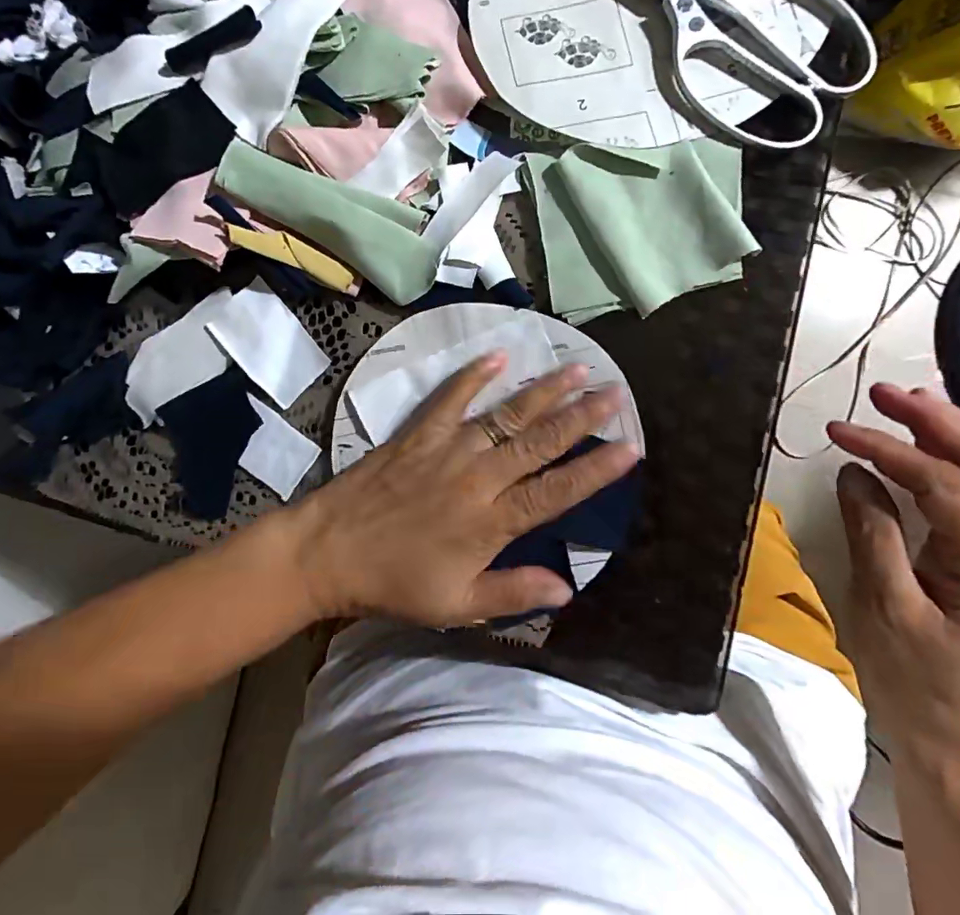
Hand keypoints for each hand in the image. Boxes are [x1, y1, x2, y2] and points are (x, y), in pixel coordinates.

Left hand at [285, 351, 639, 626]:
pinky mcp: (415, 436)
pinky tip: (497, 355)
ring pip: (503, 416)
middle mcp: (475, 478)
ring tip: (576, 368)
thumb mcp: (456, 605)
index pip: (554, 492)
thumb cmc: (393, 583)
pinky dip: (472, 376)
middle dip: (581, 417)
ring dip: (542, 392)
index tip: (630, 447)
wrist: (329, 551)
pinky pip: (448, 399)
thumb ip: (512, 592)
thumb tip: (568, 587)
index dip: (594, 471)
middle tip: (616, 392)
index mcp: (490, 522)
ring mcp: (444, 451)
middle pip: (537, 443)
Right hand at [829, 385, 959, 766]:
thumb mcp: (884, 605)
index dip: (892, 452)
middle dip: (938, 424)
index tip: (837, 430)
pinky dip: (940, 463)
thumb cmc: (910, 672)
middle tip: (884, 392)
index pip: (945, 489)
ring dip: (944, 435)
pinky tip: (911, 444)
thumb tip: (854, 475)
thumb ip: (873, 535)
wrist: (943, 724)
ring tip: (899, 402)